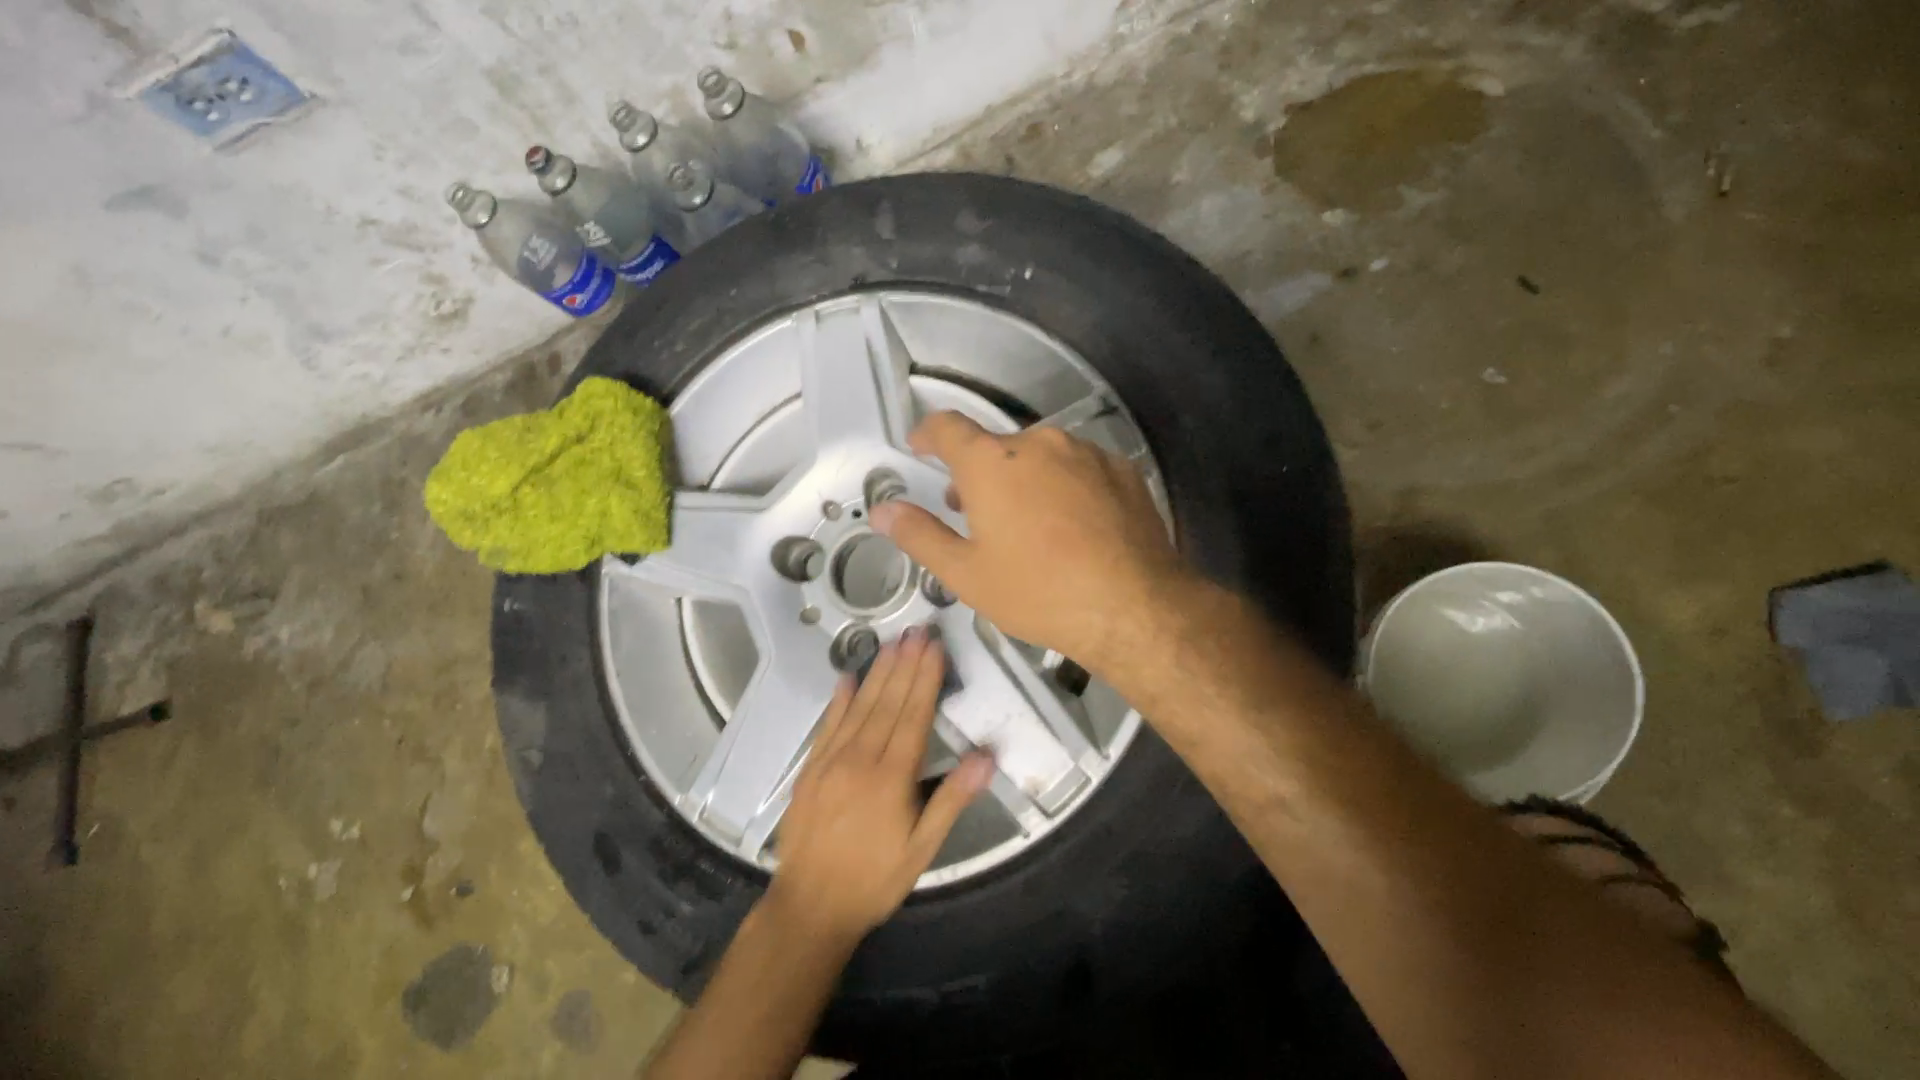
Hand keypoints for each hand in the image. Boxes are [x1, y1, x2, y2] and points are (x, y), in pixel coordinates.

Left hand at [768, 627, 993, 942]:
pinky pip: (826, 727)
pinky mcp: (809, 770)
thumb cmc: (874, 881)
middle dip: (904, 665)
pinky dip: (838, 701)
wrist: (810, 906)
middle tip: (917, 631)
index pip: (914, 716)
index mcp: (891, 777)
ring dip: (877, 673)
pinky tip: (846, 679)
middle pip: (887, 703)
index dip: (926, 679)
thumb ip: (951, 800)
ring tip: (891, 643)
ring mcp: (830, 762)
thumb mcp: (922, 849)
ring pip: (858, 708)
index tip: (934, 648)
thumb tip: (986, 757)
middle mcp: (859, 759)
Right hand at [869, 411, 1188, 672]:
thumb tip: (883, 511)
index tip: (920, 445)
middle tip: (976, 515)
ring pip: (1041, 457)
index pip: (947, 427)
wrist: (1133, 607)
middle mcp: (1039, 444)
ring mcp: (1086, 453)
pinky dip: (1065, 488)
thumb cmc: (1040, 592)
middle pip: (997, 448)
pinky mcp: (1122, 470)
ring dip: (1025, 480)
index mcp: (992, 463)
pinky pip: (1080, 470)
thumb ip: (919, 535)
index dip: (928, 433)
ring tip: (1029, 526)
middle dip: (980, 474)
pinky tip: (1073, 529)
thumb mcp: (967, 574)